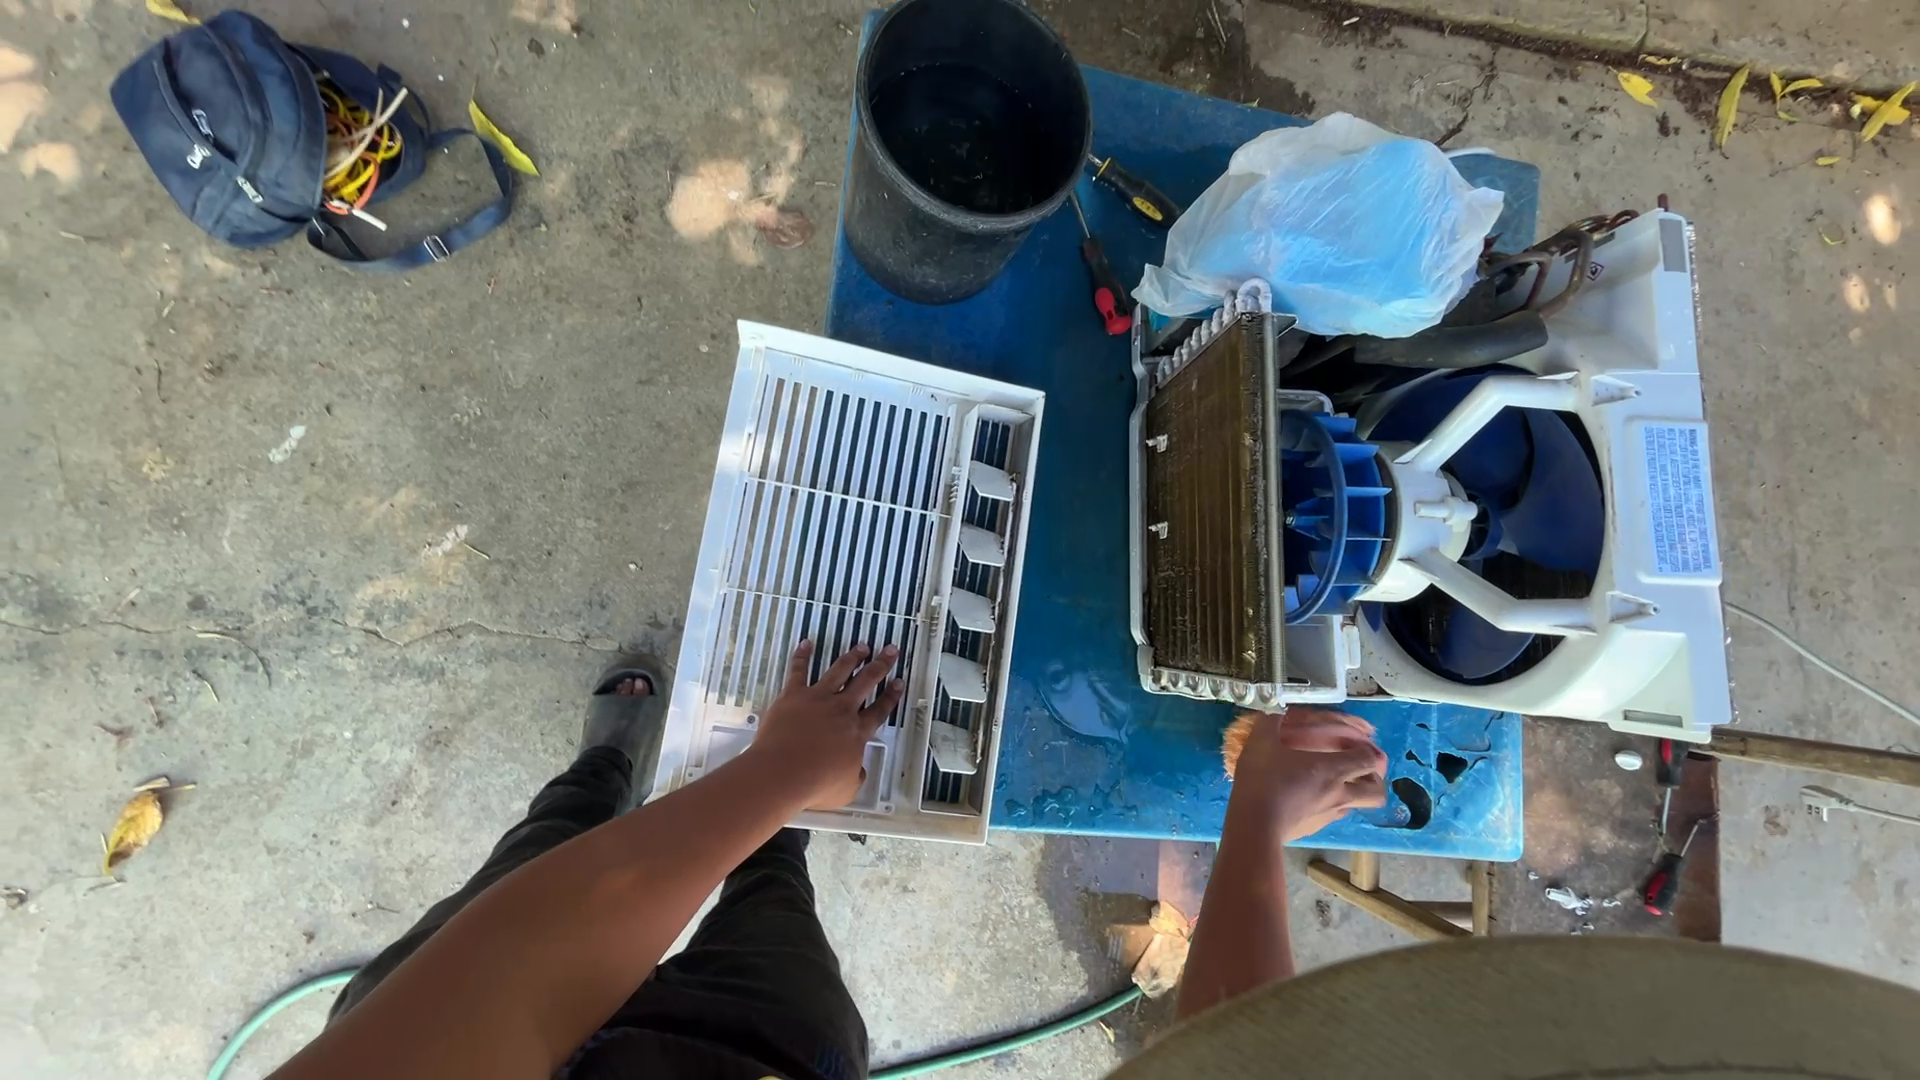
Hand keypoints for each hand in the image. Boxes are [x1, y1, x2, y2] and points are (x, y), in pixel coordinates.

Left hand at [744, 640, 905, 809]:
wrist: (782, 773)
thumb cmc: (815, 785)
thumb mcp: (846, 789)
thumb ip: (855, 777)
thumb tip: (858, 771)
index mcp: (857, 732)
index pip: (880, 710)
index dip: (891, 696)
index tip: (899, 682)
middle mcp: (842, 709)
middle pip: (866, 682)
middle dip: (880, 665)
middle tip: (890, 650)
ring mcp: (818, 698)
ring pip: (839, 671)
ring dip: (852, 657)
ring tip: (861, 647)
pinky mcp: (794, 694)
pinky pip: (799, 670)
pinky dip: (802, 656)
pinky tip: (806, 643)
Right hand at [1229, 709, 1387, 841]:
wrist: (1255, 824)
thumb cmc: (1264, 779)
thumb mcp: (1261, 742)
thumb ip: (1270, 722)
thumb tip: (1274, 710)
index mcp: (1332, 769)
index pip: (1369, 760)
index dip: (1368, 751)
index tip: (1356, 744)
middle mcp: (1339, 793)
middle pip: (1377, 791)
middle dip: (1374, 780)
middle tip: (1357, 770)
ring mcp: (1330, 814)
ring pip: (1356, 806)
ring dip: (1352, 794)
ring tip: (1333, 785)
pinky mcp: (1316, 828)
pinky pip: (1333, 816)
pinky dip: (1329, 807)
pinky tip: (1308, 799)